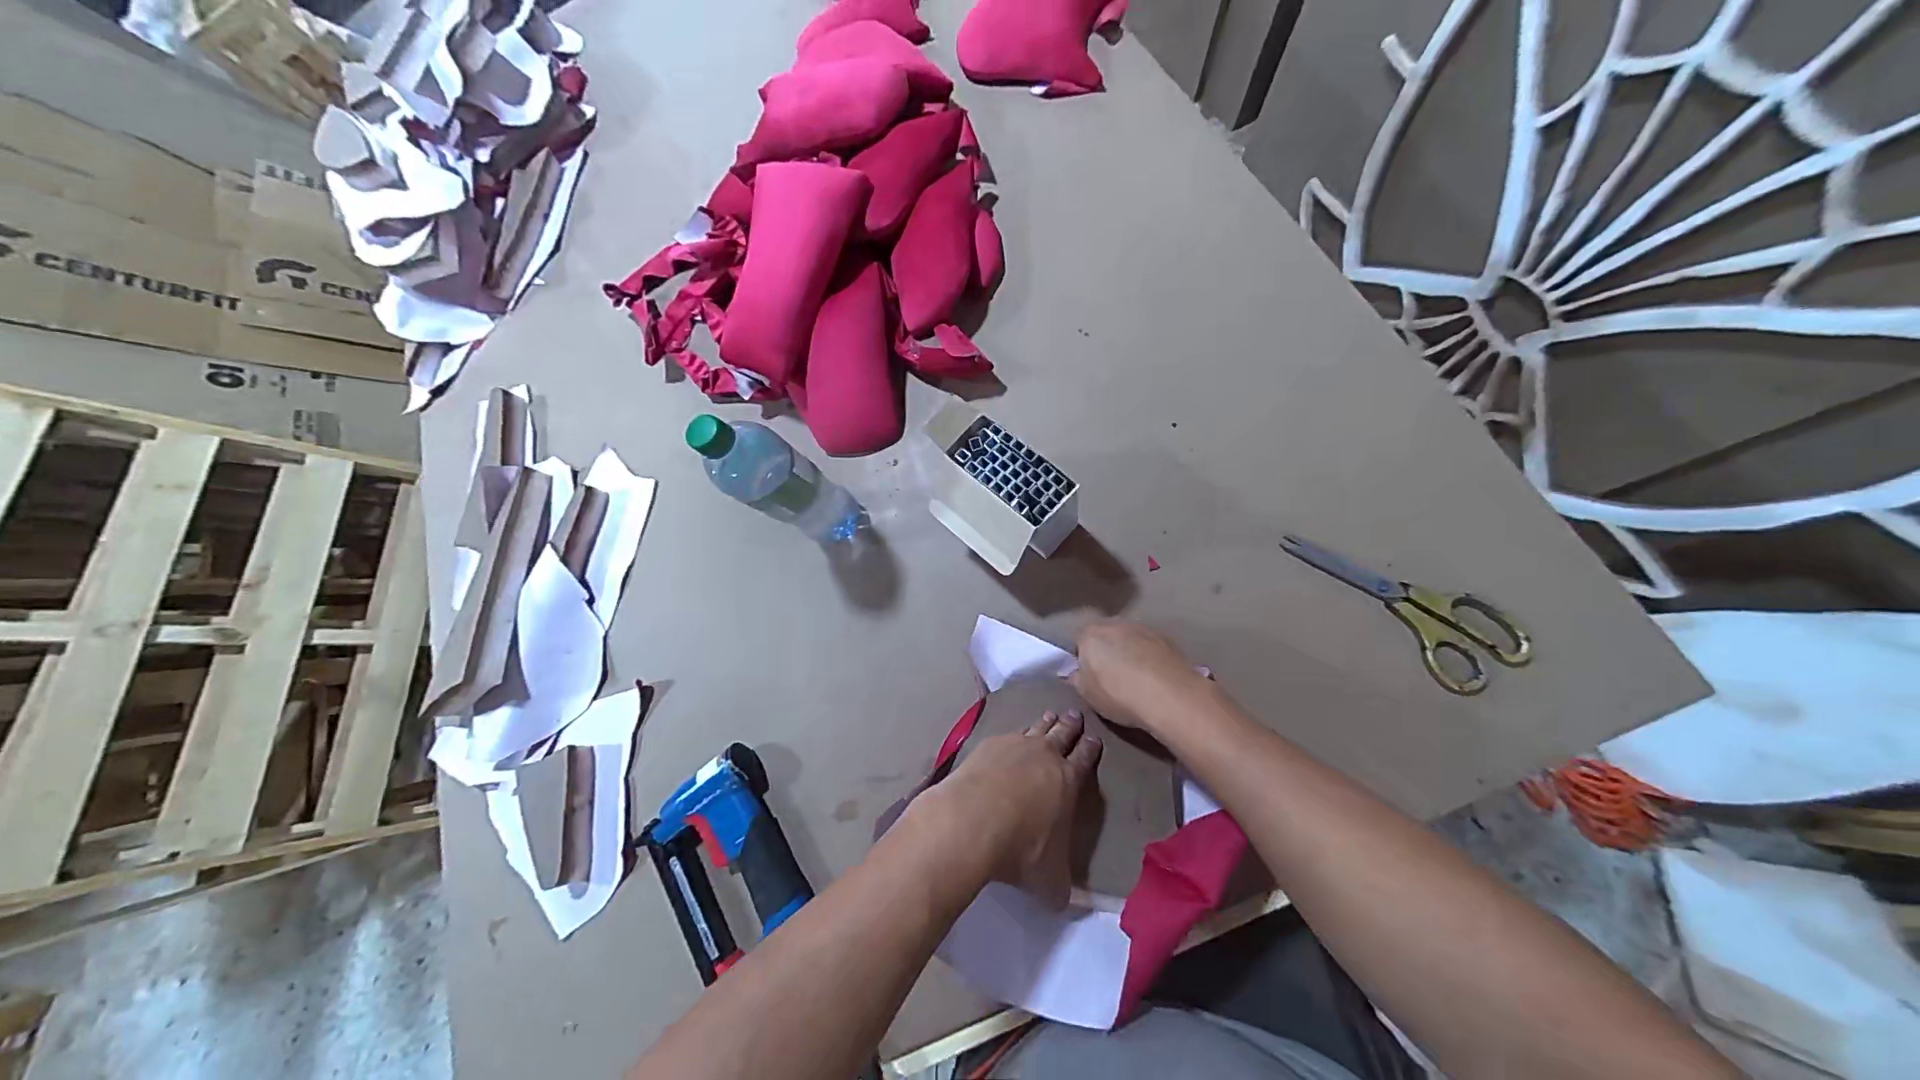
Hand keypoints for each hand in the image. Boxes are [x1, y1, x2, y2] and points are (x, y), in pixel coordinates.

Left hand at [915, 711, 1100, 907]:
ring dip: (1044, 722)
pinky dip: (1012, 734)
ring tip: (1049, 716)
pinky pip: (1006, 734)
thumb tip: (1062, 901)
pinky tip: (1008, 737)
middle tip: (1075, 715)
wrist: (971, 821)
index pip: (1085, 758)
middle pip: (1062, 733)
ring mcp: (1014, 746)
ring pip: (1035, 728)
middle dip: (1071, 725)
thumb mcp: (1049, 879)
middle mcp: (1044, 755)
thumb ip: (1060, 886)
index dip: (1091, 749)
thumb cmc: (1020, 849)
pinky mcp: (986, 746)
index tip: (1094, 738)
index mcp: (1068, 780)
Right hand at [1070, 620, 1211, 735]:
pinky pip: (1150, 646)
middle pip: (1105, 635)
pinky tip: (1155, 677)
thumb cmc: (1118, 694)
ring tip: (1137, 678)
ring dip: (1129, 652)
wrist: (1169, 695)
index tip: (1089, 674)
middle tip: (1111, 676)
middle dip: (1106, 650)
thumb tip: (1076, 673)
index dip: (1082, 656)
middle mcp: (1116, 624)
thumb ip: (1077, 679)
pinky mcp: (1167, 638)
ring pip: (1130, 638)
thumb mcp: (1087, 694)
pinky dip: (1149, 657)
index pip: (1079, 638)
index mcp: (1091, 634)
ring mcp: (1144, 628)